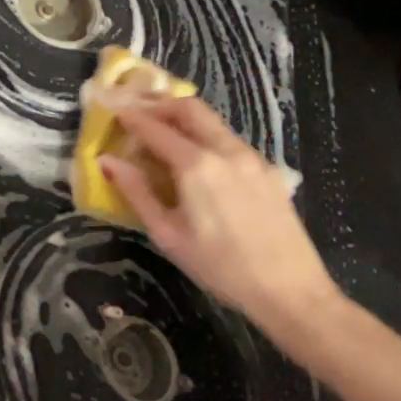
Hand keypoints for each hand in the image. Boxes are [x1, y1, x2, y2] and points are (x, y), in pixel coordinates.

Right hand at [100, 97, 339, 331]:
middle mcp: (225, 151)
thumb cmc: (222, 267)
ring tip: (164, 137)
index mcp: (196, 165)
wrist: (294, 295)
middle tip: (138, 114)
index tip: (111, 110)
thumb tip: (106, 161)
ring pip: (212, 122)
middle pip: (189, 108)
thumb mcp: (168, 234)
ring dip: (183, 120)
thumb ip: (136, 191)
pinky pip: (229, 140)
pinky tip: (198, 162)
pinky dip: (205, 137)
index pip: (153, 126)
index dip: (129, 116)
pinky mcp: (269, 172)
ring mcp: (252, 159)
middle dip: (159, 105)